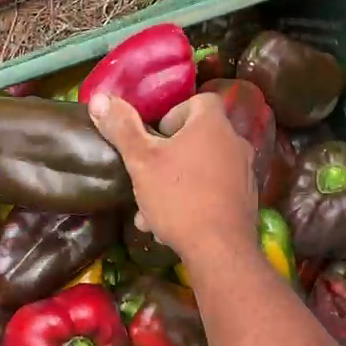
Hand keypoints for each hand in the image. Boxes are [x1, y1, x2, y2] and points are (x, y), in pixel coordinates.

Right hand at [90, 91, 258, 264]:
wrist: (219, 247)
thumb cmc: (178, 196)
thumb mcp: (141, 161)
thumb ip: (122, 129)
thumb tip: (100, 99)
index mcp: (212, 124)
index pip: (198, 102)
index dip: (174, 116)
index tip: (155, 138)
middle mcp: (235, 142)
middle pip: (198, 140)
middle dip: (170, 158)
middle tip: (148, 177)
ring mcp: (244, 173)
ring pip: (203, 171)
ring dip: (177, 186)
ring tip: (152, 211)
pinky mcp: (245, 202)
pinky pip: (214, 194)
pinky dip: (194, 204)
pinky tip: (171, 227)